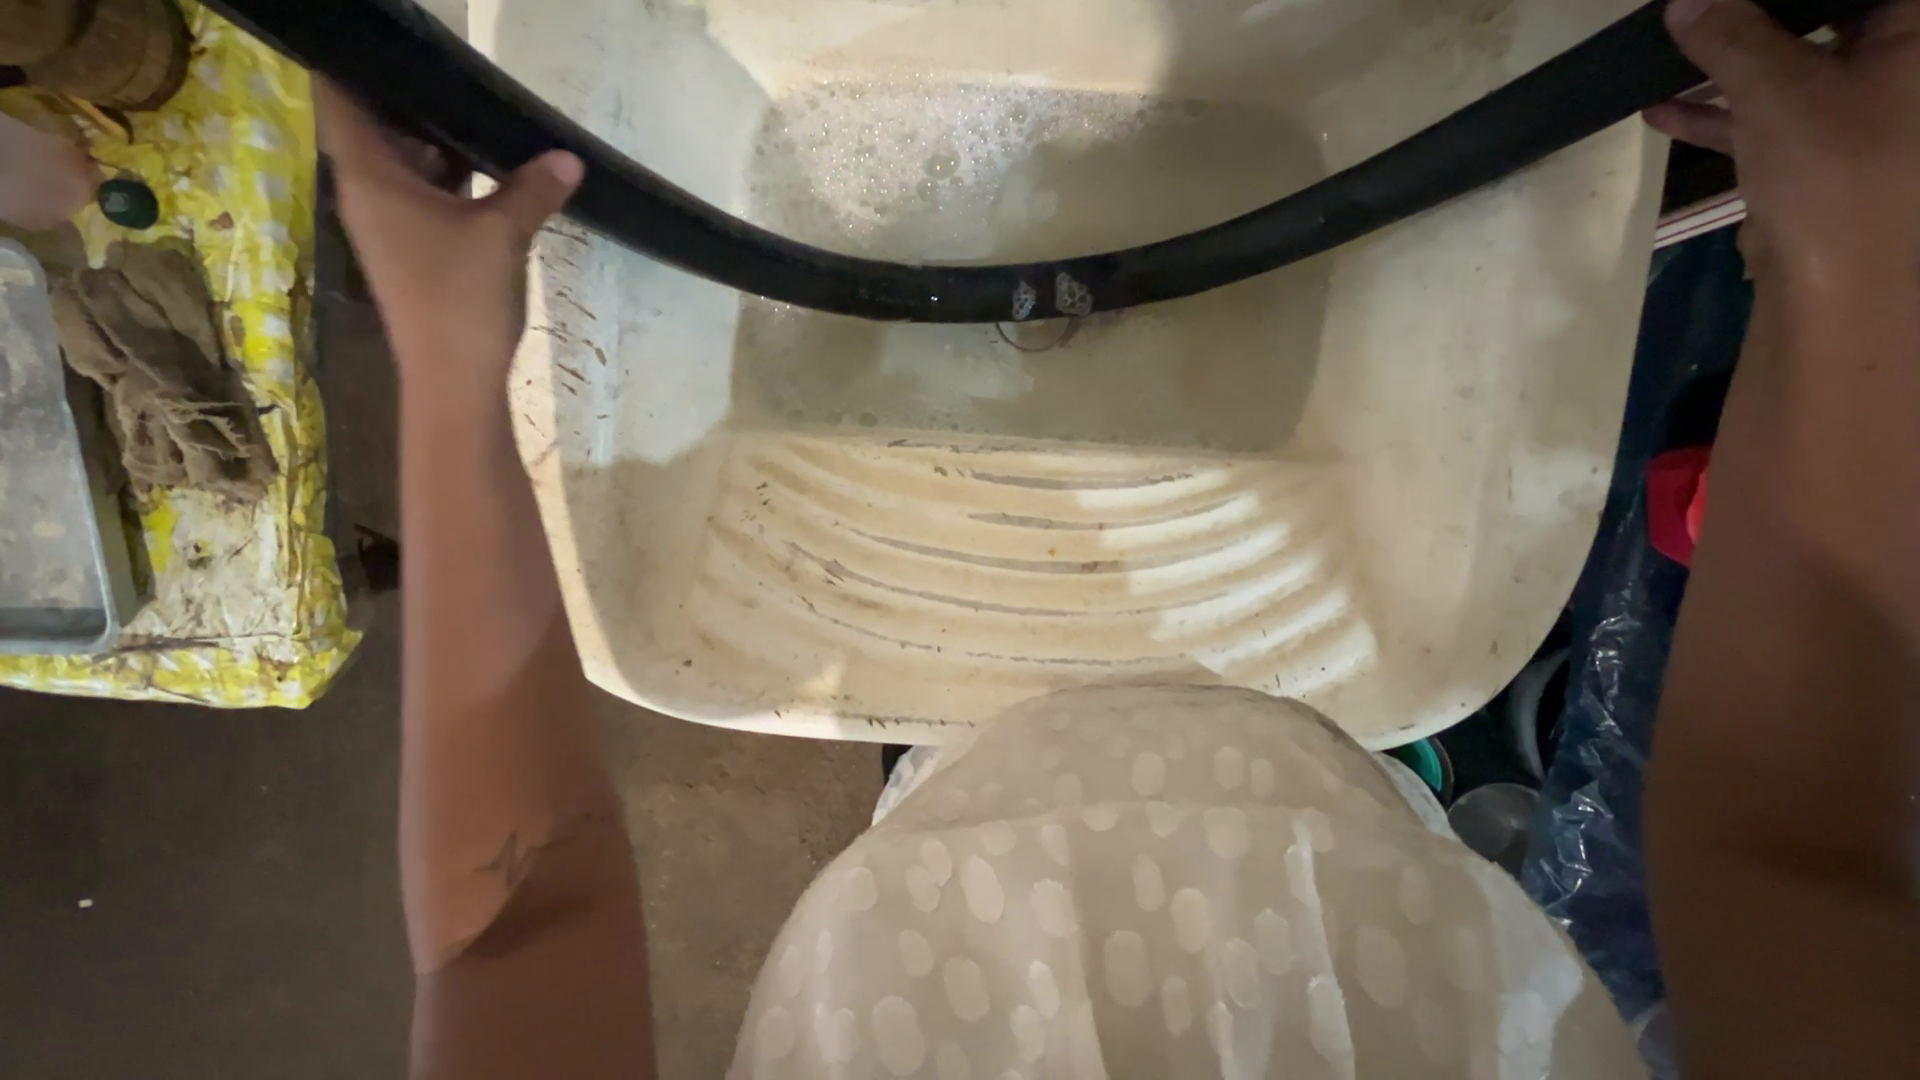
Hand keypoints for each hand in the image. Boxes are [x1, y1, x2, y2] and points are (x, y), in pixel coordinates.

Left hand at [316, 80, 583, 396]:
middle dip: (418, 105)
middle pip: (378, 128)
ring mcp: (389, 225)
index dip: (365, 67)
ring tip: (485, 124)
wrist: (453, 377)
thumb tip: (568, 158)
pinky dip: (451, 183)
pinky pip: (425, 198)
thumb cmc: (461, 297)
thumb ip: (533, 190)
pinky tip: (492, 179)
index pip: (342, 95)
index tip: (407, 55)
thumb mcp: (502, 235)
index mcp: (368, 175)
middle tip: (464, 85)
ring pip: (406, 167)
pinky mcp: (414, 251)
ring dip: (440, 147)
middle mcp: (367, 193)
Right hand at [1645, 0, 1919, 298]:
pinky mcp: (1816, 146)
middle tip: (1697, 15)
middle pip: (1821, 18)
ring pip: (1788, 64)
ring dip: (1724, 64)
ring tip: (1666, 58)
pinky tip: (1662, 110)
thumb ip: (1730, 40)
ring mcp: (1858, 103)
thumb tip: (1685, 1)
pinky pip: (1764, 113)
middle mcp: (1900, 57)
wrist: (1834, 268)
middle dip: (1749, 19)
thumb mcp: (1777, 91)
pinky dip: (1716, 111)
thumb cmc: (1833, 164)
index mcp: (1916, 29)